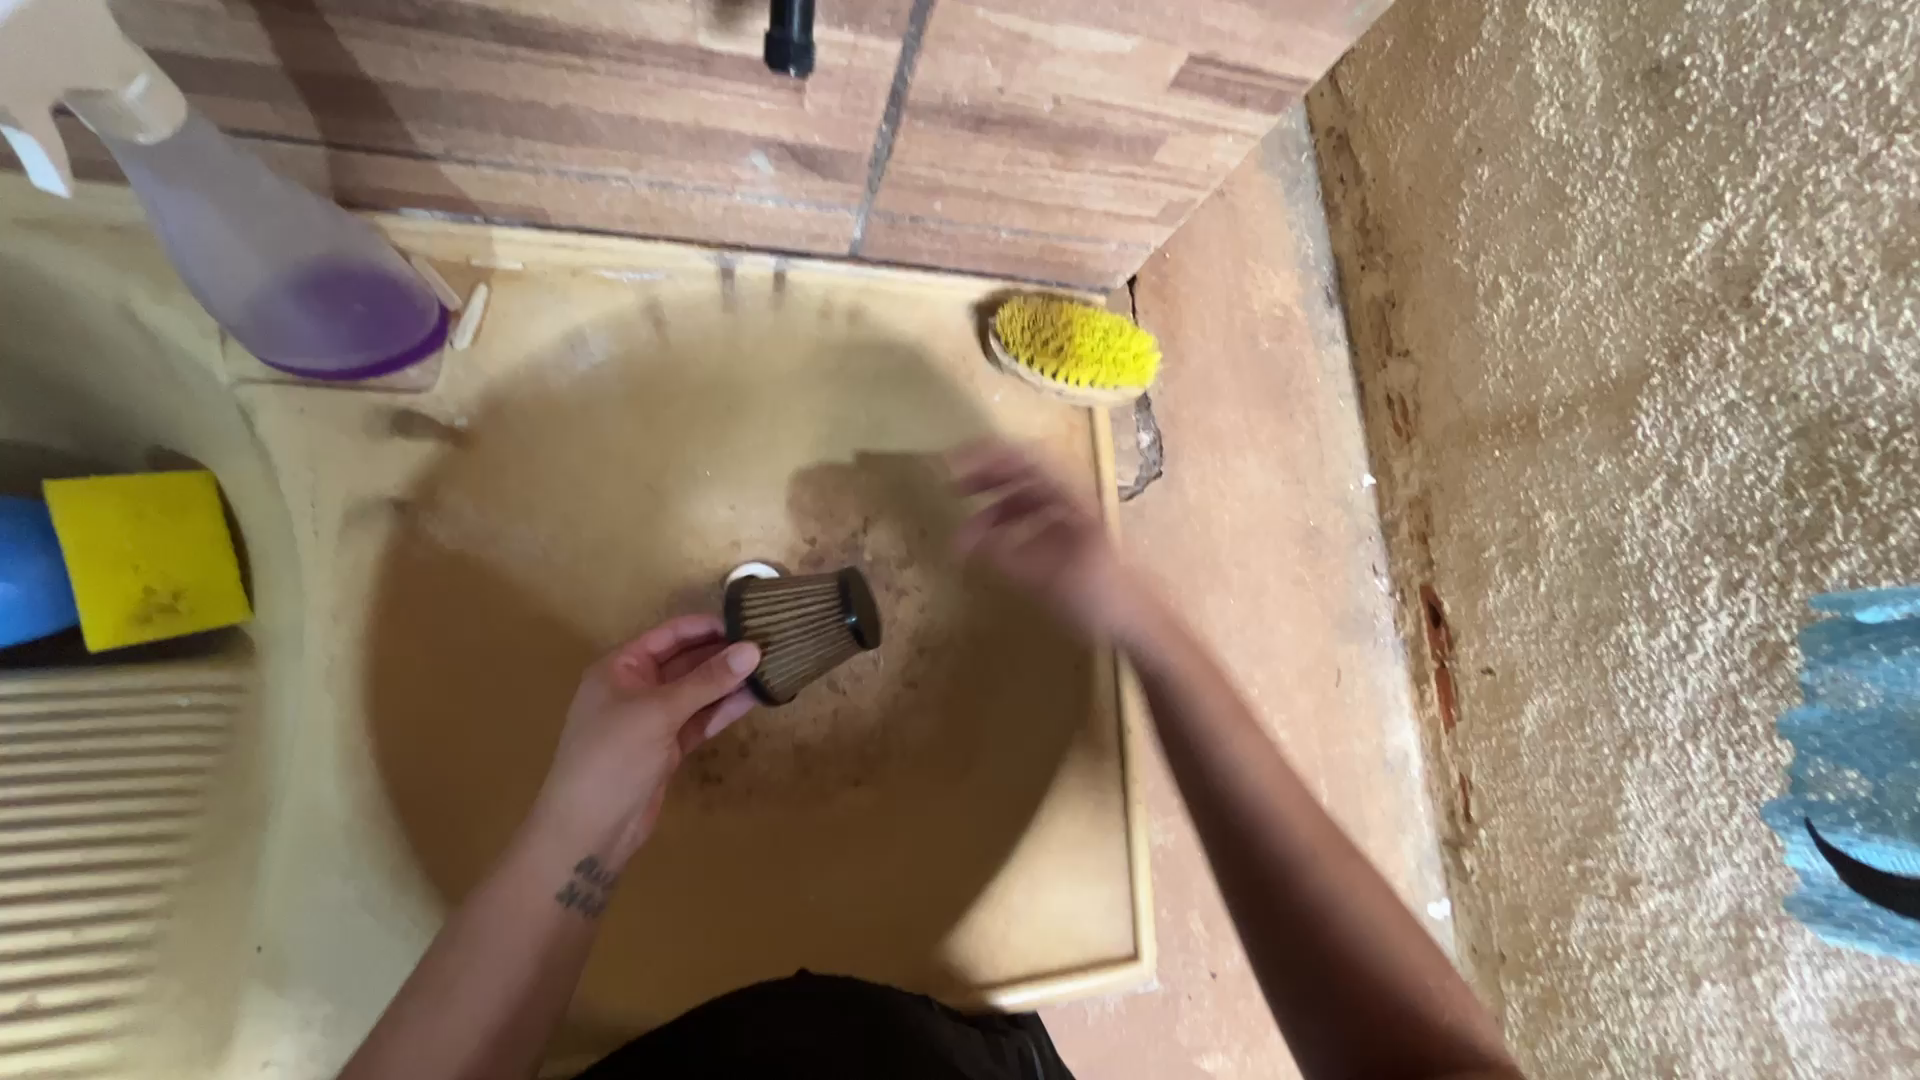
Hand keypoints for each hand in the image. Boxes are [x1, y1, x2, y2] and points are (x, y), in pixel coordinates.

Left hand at [529, 615, 759, 863]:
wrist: (588, 831)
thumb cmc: (612, 757)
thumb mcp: (660, 712)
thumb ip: (708, 680)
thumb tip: (753, 649)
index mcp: (621, 667)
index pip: (670, 635)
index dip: (707, 627)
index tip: (749, 622)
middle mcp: (637, 687)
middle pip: (687, 661)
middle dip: (724, 653)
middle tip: (770, 644)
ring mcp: (654, 719)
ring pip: (699, 691)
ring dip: (730, 681)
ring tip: (772, 667)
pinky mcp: (670, 746)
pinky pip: (702, 718)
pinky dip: (726, 708)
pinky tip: (756, 697)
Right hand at [949, 439, 1151, 641]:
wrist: (1139, 622)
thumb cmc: (1099, 596)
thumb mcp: (1046, 578)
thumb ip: (1004, 555)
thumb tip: (964, 539)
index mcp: (1068, 499)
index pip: (1024, 460)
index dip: (988, 455)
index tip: (955, 462)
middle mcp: (1069, 500)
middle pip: (1023, 473)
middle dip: (986, 476)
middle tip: (953, 486)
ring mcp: (1070, 518)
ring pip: (1025, 498)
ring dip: (993, 507)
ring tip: (966, 530)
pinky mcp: (1068, 539)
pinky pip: (1032, 521)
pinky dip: (1007, 527)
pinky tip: (991, 545)